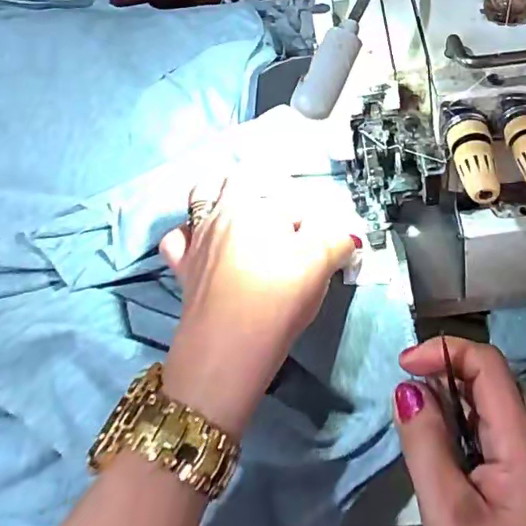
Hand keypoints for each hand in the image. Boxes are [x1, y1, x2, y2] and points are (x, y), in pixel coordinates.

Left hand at [156, 177, 361, 435]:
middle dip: (261, 190)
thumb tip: (347, 234)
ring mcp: (197, 236)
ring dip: (218, 196)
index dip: (307, 218)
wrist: (228, 344)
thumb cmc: (278, 300)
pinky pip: (177, 238)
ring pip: (201, 195)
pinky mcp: (182, 264)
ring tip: (238, 215)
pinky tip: (201, 245)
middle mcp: (222, 211)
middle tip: (280, 221)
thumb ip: (335, 242)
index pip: (288, 197)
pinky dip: (187, 235)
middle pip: (240, 180)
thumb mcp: (318, 266)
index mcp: (255, 205)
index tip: (319, 239)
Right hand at [393, 339, 525, 525]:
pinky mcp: (515, 477)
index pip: (487, 363)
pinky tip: (433, 444)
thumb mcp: (448, 511)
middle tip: (403, 397)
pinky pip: (483, 428)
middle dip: (440, 373)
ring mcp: (525, 460)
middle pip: (486, 377)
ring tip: (414, 421)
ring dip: (444, 398)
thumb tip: (406, 388)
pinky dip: (453, 422)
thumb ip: (425, 443)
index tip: (402, 366)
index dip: (443, 351)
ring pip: (482, 402)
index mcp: (521, 443)